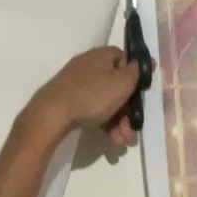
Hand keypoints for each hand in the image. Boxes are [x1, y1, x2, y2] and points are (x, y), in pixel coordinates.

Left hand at [20, 46, 141, 147]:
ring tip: (121, 141)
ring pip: (106, 100)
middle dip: (128, 109)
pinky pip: (93, 108)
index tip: (141, 95)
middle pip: (116, 84)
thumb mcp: (122, 82)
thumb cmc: (92, 95)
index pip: (125, 59)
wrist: (53, 114)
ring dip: (118, 121)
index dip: (136, 76)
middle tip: (132, 129)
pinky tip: (109, 139)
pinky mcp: (69, 99)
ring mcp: (77, 83)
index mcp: (102, 55)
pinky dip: (103, 122)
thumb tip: (144, 61)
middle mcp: (89, 65)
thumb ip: (136, 71)